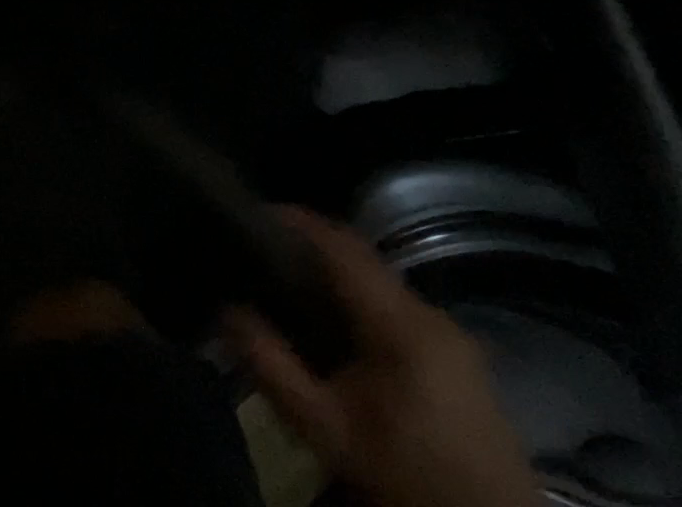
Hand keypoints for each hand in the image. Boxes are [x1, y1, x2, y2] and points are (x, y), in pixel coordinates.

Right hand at [227, 208, 537, 506]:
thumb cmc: (403, 471)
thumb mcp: (322, 426)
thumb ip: (270, 364)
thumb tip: (227, 311)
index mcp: (403, 325)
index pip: (345, 249)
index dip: (299, 221)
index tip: (252, 210)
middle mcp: (432, 316)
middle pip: (362, 262)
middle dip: (306, 248)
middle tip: (253, 250)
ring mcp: (450, 335)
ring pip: (377, 284)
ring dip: (329, 275)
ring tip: (277, 281)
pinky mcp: (455, 355)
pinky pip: (392, 306)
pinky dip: (352, 299)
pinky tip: (322, 322)